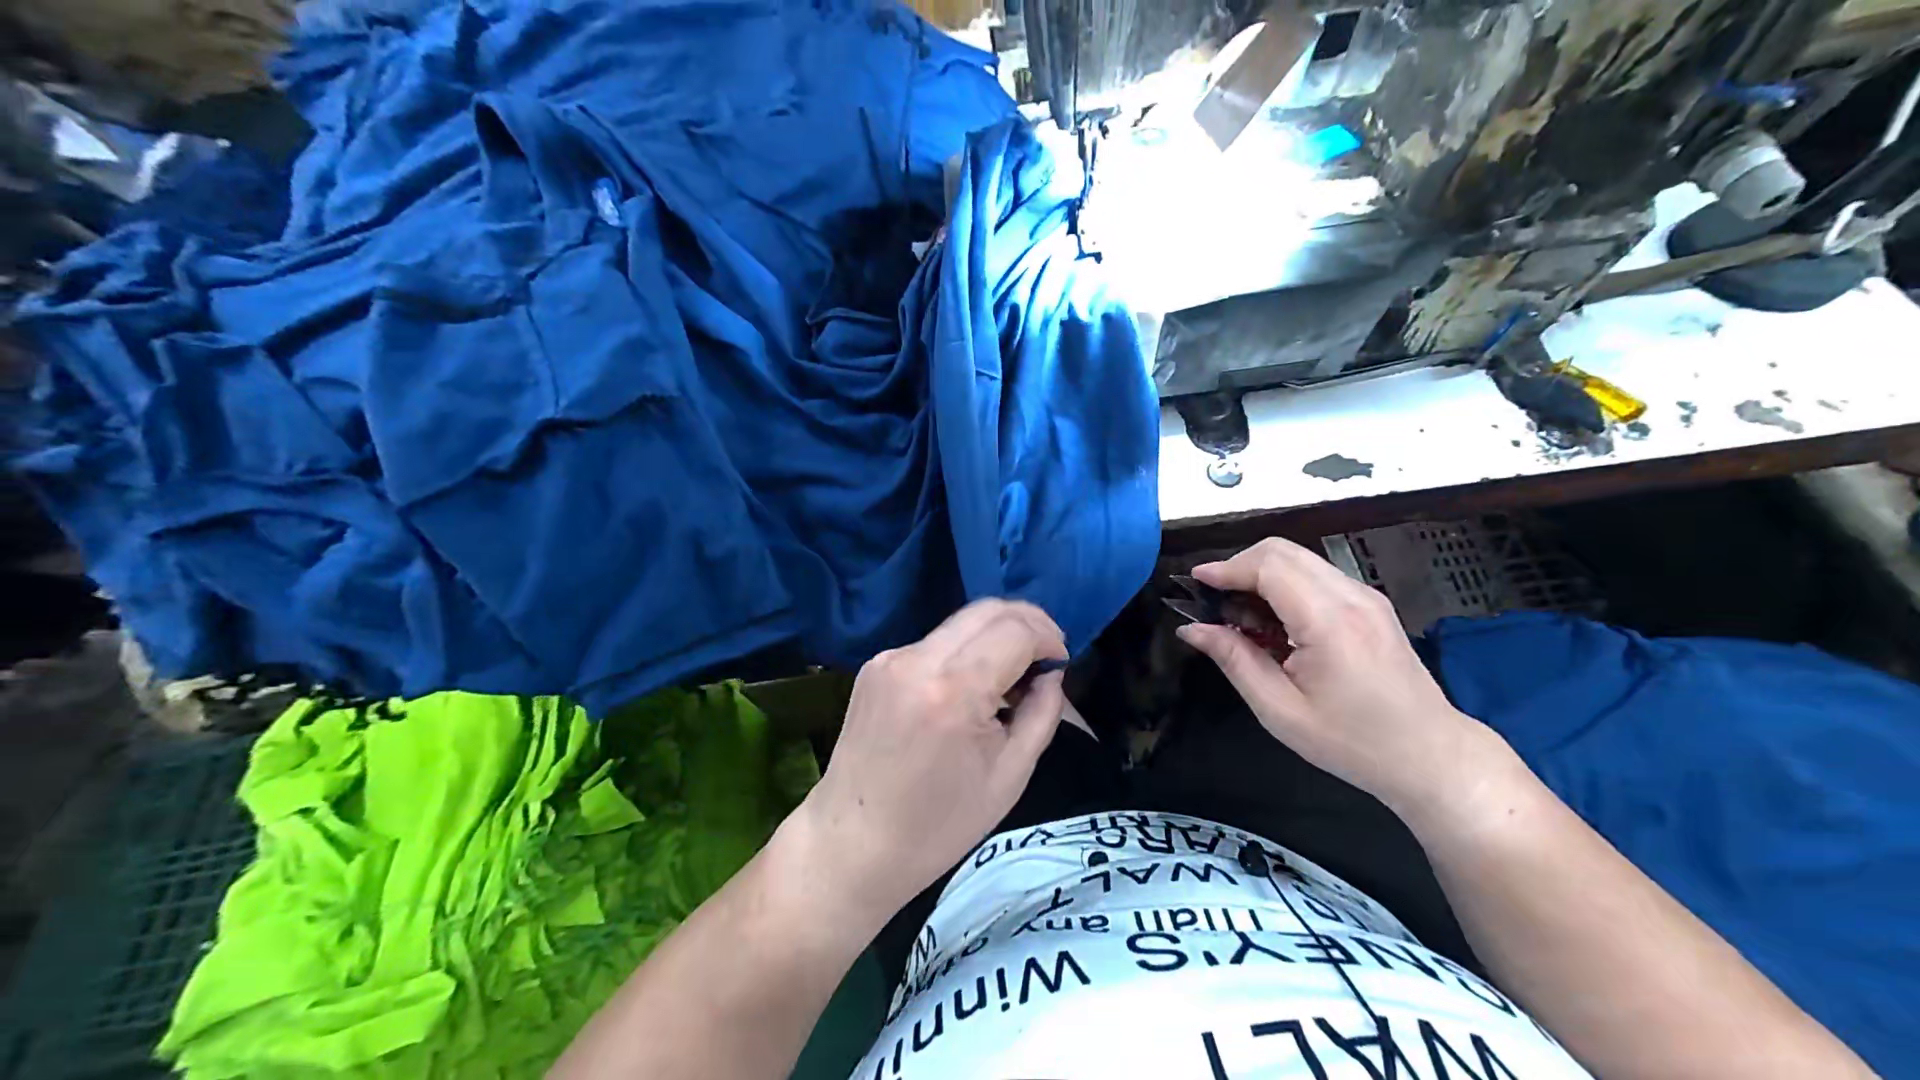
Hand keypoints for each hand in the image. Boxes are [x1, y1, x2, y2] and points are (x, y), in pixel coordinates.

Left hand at [795, 599, 1067, 918]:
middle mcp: (917, 660)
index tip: (1060, 663)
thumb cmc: (939, 825)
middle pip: (987, 610)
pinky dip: (962, 652)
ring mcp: (889, 658)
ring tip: (1009, 676)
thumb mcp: (1011, 774)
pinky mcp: (874, 665)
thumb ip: (1042, 712)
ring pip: (959, 622)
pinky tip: (968, 688)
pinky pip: (933, 643)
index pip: (1016, 630)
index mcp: (954, 690)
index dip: (1049, 637)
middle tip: (1046, 656)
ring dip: (995, 636)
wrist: (854, 844)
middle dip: (1027, 623)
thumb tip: (1051, 673)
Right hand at [1176, 538, 1512, 817]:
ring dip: (1260, 575)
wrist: (1430, 755)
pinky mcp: (1370, 604)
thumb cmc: (1352, 741)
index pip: (1269, 566)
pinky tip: (1271, 621)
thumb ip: (1234, 660)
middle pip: (1282, 551)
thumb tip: (1192, 629)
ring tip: (1238, 615)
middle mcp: (1352, 597)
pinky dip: (1283, 584)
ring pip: (1298, 558)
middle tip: (1213, 601)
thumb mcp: (1279, 710)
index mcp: (1330, 622)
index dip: (1226, 568)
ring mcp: (1366, 597)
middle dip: (1238, 566)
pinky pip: (1315, 575)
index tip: (1194, 583)